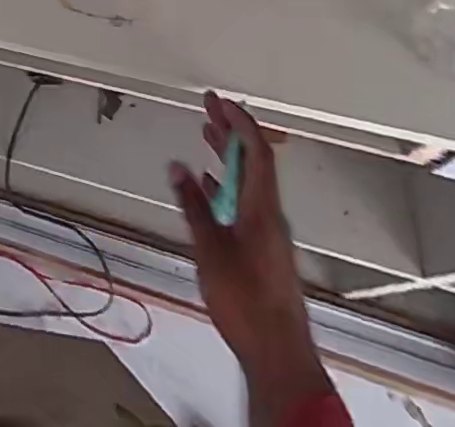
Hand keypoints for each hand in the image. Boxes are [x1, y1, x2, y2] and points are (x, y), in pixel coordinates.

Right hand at [170, 93, 331, 426]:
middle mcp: (269, 213)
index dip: (240, 123)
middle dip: (232, 131)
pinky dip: (227, 186)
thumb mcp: (210, 249)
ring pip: (249, 182)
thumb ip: (194, 206)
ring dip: (229, 155)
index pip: (257, 152)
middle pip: (254, 161)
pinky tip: (211, 186)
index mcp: (261, 208)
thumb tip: (178, 167)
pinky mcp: (261, 247)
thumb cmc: (245, 300)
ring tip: (208, 135)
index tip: (221, 102)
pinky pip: (245, 202)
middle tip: (210, 107)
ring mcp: (267, 231)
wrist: (277, 351)